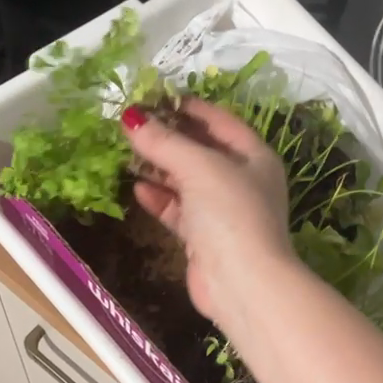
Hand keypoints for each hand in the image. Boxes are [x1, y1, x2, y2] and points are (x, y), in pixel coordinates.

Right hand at [123, 99, 300, 322]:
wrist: (243, 284)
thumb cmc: (231, 215)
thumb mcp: (199, 168)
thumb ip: (164, 142)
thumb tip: (130, 119)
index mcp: (254, 157)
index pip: (219, 121)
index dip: (188, 108)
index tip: (153, 97)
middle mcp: (242, 182)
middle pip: (201, 151)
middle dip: (168, 138)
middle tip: (133, 125)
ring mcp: (223, 213)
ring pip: (187, 182)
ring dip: (160, 168)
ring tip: (128, 152)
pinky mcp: (204, 240)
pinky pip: (179, 211)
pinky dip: (160, 198)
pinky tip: (138, 188)